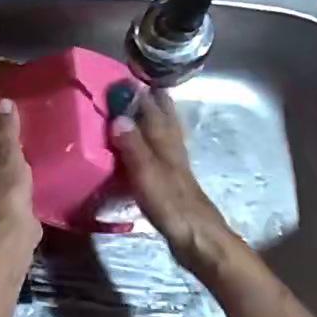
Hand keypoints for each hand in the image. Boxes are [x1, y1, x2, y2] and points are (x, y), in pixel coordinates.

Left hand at [0, 99, 40, 250]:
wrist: (13, 231)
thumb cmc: (7, 188)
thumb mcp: (8, 153)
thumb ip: (6, 128)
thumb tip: (2, 100)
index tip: (17, 121)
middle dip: (6, 145)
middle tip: (28, 135)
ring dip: (13, 162)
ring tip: (34, 151)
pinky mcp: (0, 205)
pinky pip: (9, 184)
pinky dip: (19, 178)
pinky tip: (34, 174)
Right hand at [110, 90, 242, 275]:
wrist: (198, 238)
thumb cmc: (172, 205)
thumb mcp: (146, 174)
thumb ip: (133, 146)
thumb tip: (118, 116)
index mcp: (166, 144)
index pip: (153, 112)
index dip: (142, 95)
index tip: (128, 78)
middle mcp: (172, 151)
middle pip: (165, 120)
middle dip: (155, 102)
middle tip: (143, 87)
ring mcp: (175, 168)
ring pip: (166, 136)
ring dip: (157, 121)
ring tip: (146, 111)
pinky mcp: (173, 184)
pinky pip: (161, 154)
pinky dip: (153, 145)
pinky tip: (149, 151)